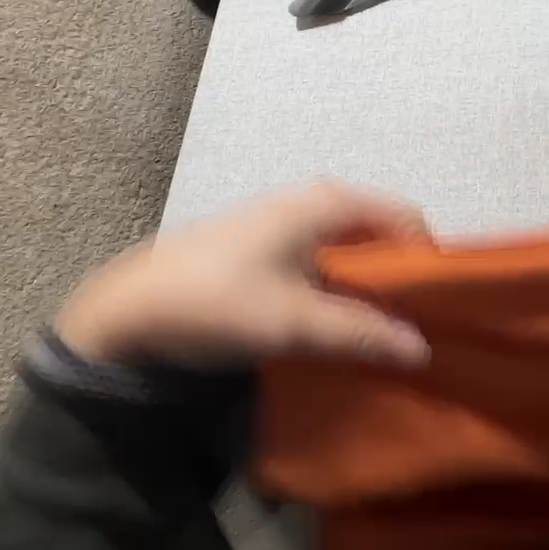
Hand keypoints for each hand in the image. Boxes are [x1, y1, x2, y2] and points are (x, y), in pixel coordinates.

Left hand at [54, 183, 430, 368]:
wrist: (119, 314)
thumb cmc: (216, 302)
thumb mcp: (293, 323)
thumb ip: (361, 334)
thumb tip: (422, 349)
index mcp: (327, 203)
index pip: (405, 217)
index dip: (424, 257)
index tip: (429, 303)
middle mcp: (313, 200)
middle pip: (380, 229)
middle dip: (397, 271)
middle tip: (404, 318)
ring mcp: (286, 218)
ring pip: (351, 244)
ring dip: (368, 280)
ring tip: (370, 324)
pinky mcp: (266, 242)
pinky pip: (325, 254)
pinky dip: (340, 281)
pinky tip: (329, 316)